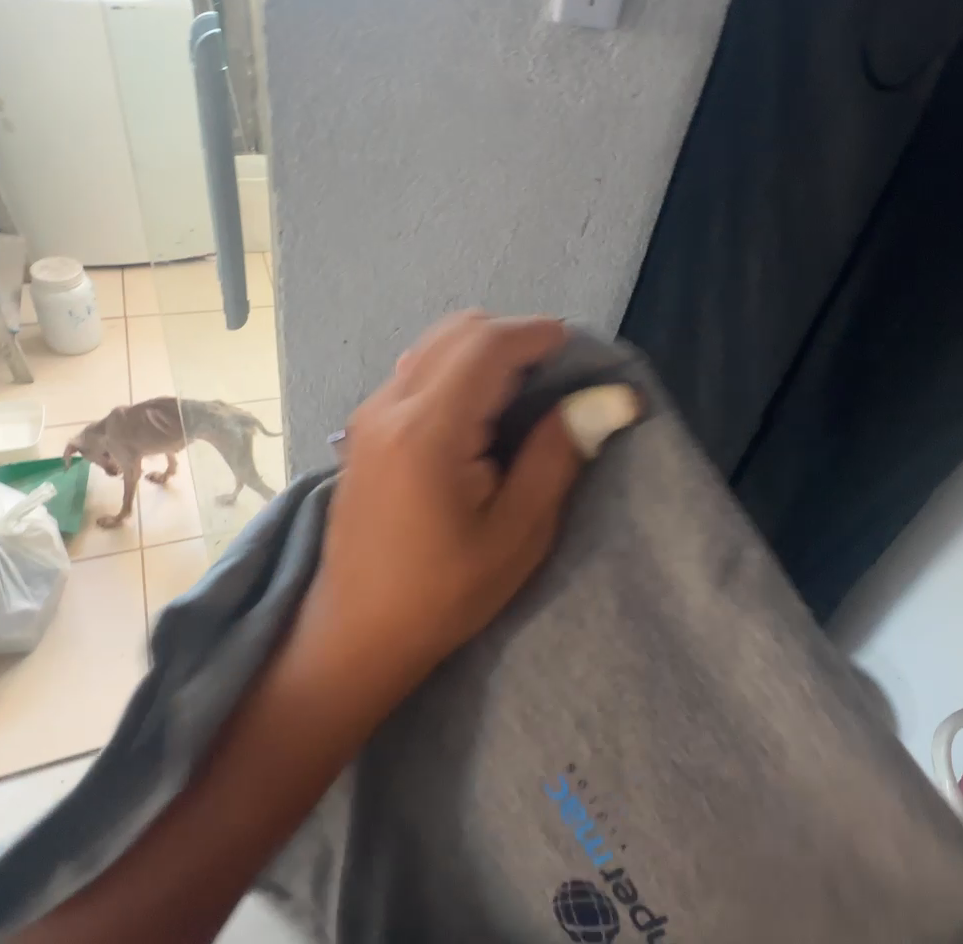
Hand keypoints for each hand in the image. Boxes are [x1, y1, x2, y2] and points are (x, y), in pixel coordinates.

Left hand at [311, 312, 619, 669]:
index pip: (486, 345)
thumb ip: (558, 456)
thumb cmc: (444, 593)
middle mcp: (389, 406)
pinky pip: (417, 370)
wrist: (358, 632)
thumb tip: (604, 398)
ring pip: (434, 345)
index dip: (538, 334)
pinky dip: (457, 369)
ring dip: (484, 351)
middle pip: (458, 330)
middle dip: (513, 337)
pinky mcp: (364, 429)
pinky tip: (479, 414)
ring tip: (523, 394)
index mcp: (428, 430)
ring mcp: (369, 415)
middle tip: (555, 376)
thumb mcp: (518, 534)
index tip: (578, 351)